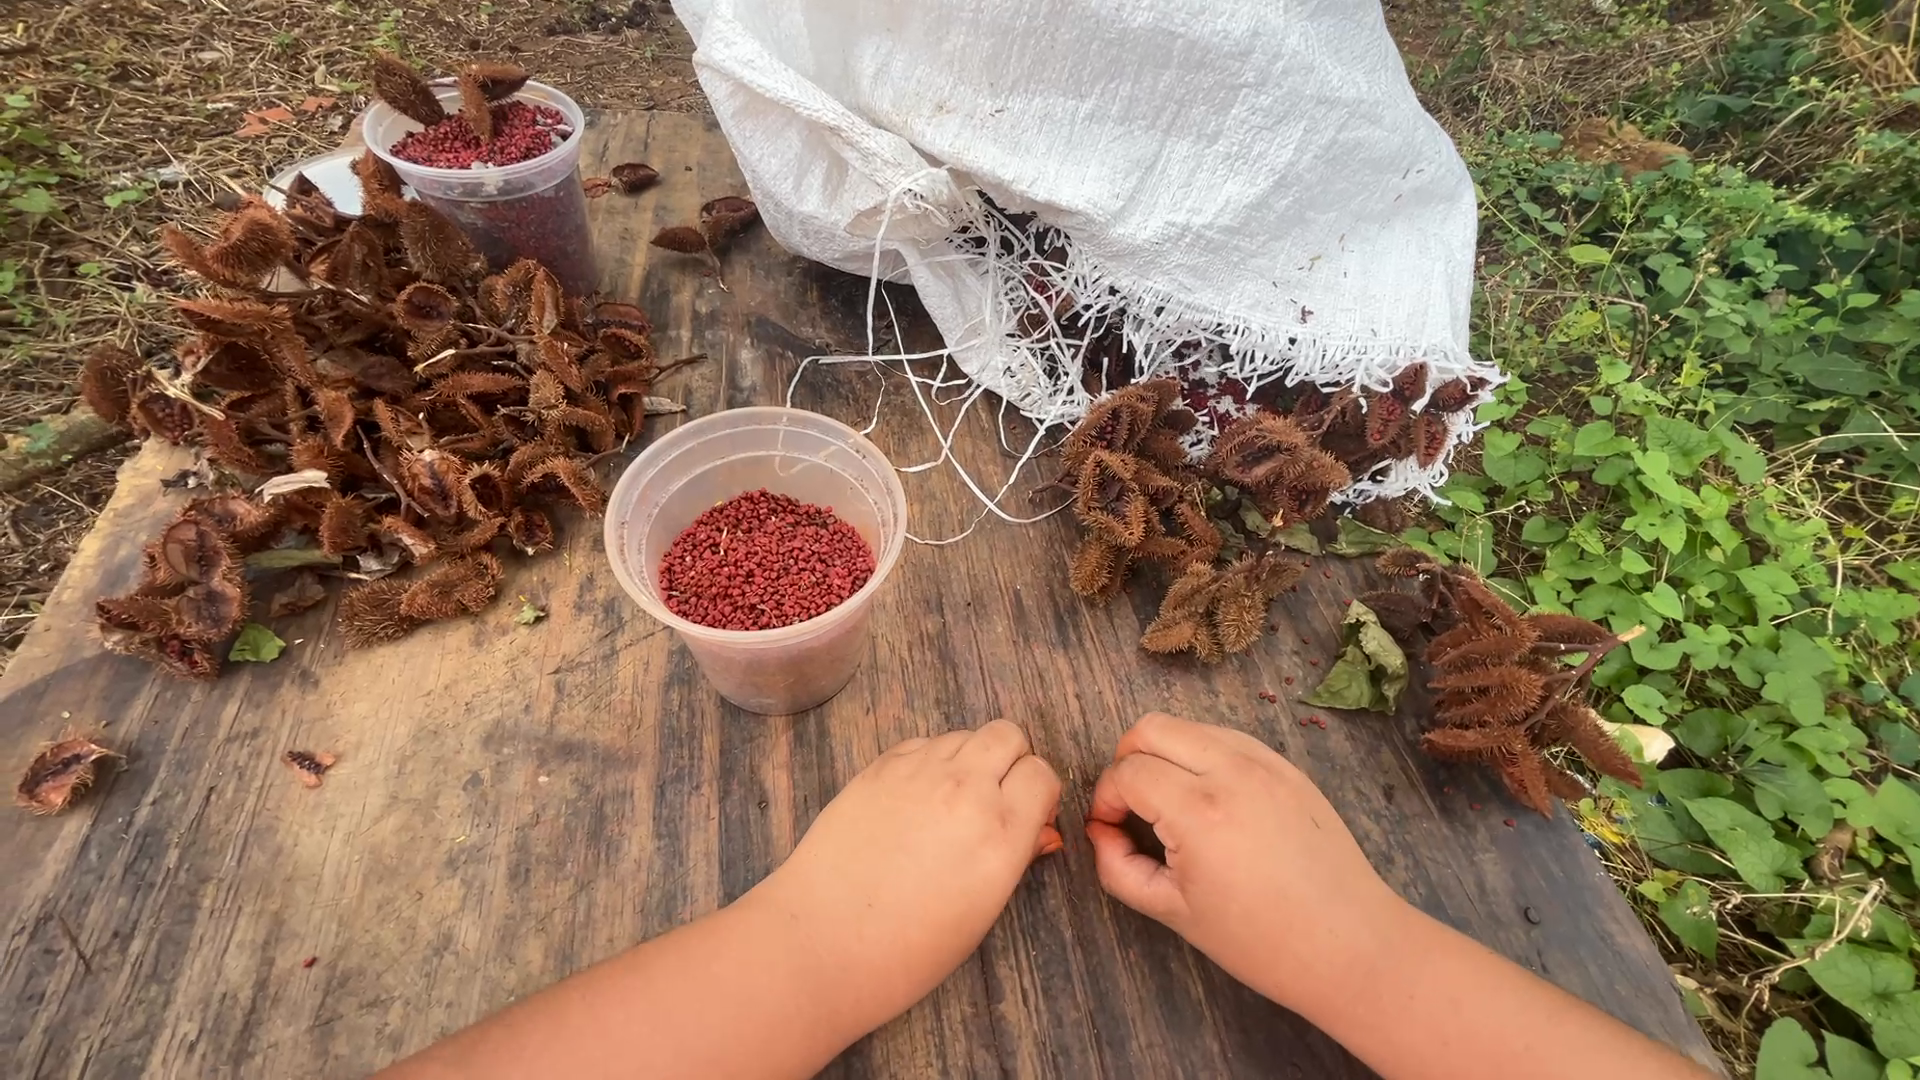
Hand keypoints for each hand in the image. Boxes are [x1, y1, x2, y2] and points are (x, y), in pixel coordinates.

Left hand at [750, 719, 1062, 1031]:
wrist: (821, 940)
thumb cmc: (908, 950)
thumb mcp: (980, 911)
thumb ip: (1015, 856)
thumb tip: (1038, 829)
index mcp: (1001, 831)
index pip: (1042, 773)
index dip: (1038, 792)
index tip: (1028, 813)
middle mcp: (965, 788)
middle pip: (1007, 734)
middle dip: (1009, 760)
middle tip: (993, 796)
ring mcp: (919, 770)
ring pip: (964, 734)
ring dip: (967, 759)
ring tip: (947, 801)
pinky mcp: (880, 765)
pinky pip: (922, 744)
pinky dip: (928, 762)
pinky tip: (912, 799)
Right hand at [1085, 713, 1403, 1010]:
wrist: (1354, 946)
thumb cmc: (1260, 941)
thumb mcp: (1174, 912)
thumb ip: (1118, 868)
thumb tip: (1099, 831)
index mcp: (1199, 810)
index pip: (1127, 772)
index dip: (1106, 798)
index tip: (1111, 828)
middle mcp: (1229, 769)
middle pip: (1149, 728)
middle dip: (1126, 761)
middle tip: (1133, 805)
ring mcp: (1263, 760)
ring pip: (1186, 725)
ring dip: (1163, 753)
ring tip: (1171, 801)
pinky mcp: (1285, 763)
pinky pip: (1224, 736)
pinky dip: (1200, 754)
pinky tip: (1209, 796)